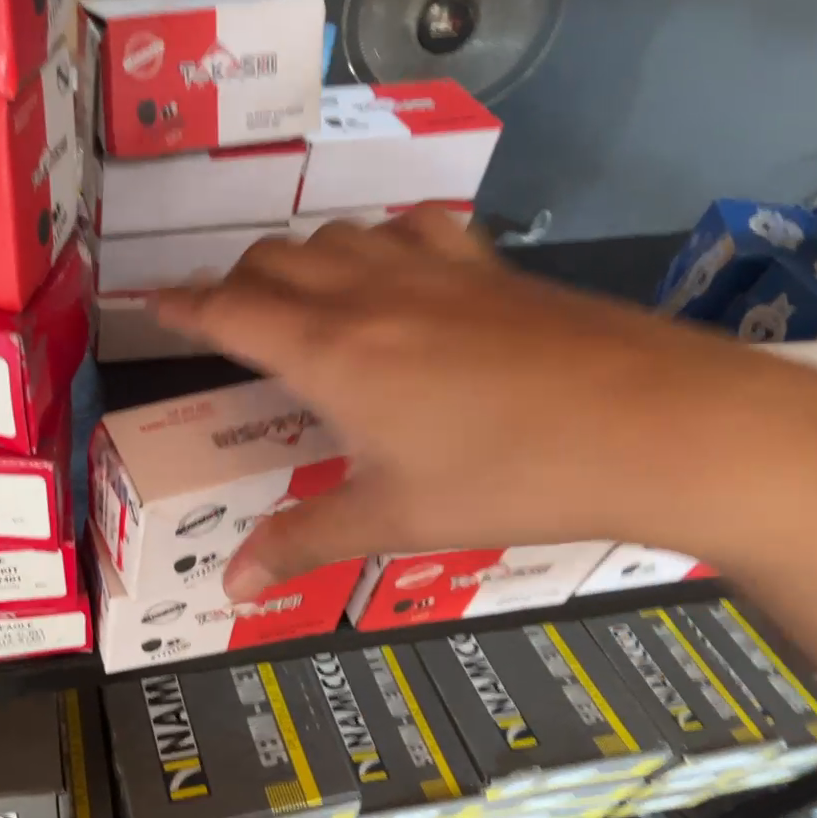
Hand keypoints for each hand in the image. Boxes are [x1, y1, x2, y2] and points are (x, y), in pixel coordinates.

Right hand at [149, 208, 816, 600]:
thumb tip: (232, 589)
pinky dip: (375, 241)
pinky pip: (407, 228)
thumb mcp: (396, 517)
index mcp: (330, 352)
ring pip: (332, 236)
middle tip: (225, 321)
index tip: (152, 301)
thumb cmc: (512, 476)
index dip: (182, 305)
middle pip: (271, 261)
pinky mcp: (485, 267)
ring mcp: (429, 270)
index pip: (230, 311)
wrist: (665, 426)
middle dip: (233, 283)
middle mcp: (366, 294)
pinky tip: (390, 270)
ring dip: (296, 261)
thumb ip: (303, 540)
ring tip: (296, 299)